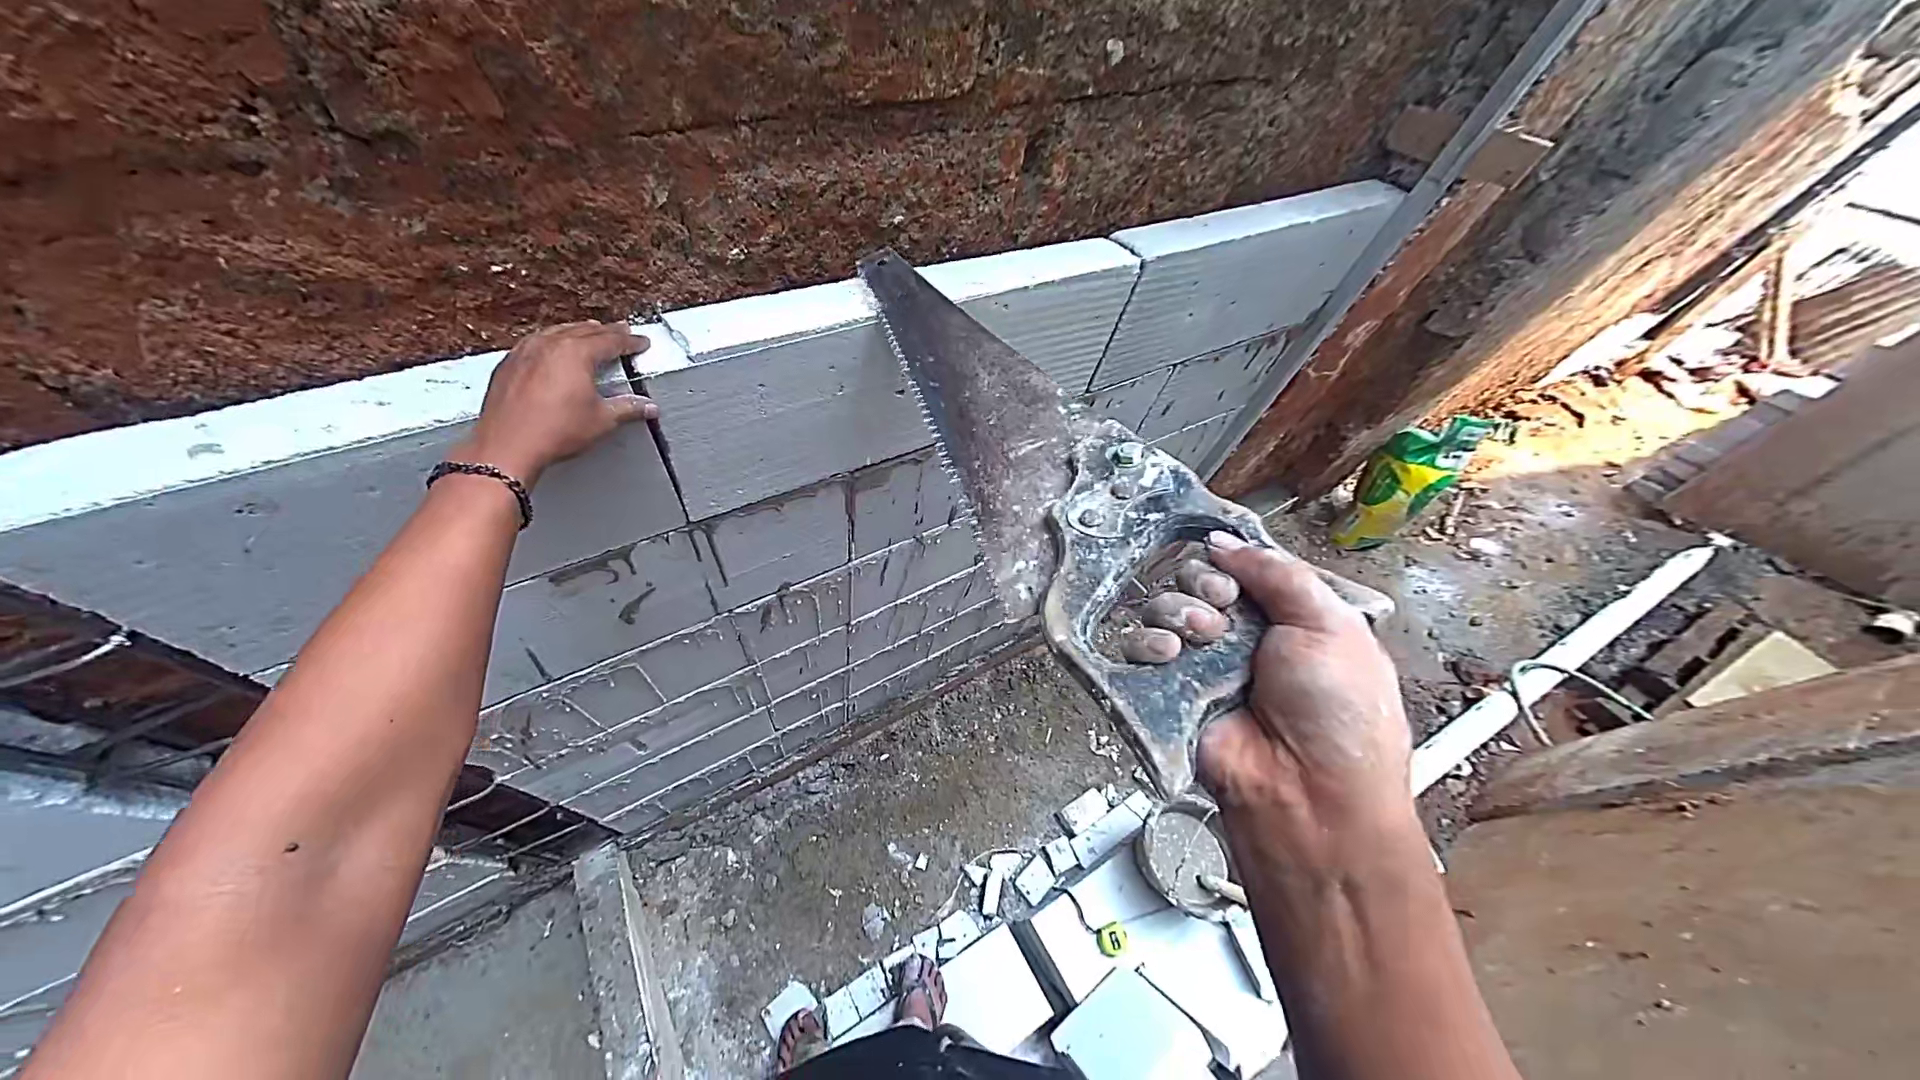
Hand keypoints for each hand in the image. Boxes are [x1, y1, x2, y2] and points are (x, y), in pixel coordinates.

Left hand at [453, 321, 656, 483]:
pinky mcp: (509, 365)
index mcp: (575, 353)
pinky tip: (553, 347)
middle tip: (621, 330)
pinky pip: (534, 342)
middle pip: (584, 330)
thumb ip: (628, 408)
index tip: (640, 342)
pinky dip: (551, 341)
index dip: (630, 341)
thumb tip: (646, 406)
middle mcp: (549, 345)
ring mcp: (525, 352)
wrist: (508, 445)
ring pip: (557, 332)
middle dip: (606, 331)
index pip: (611, 341)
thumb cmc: (551, 431)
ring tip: (589, 332)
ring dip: (577, 331)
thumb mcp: (602, 420)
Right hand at [1134, 533, 1415, 864]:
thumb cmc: (1340, 719)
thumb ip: (1279, 572)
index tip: (1232, 571)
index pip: (1240, 567)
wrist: (1309, 793)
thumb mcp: (1331, 625)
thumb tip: (1227, 542)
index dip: (1230, 561)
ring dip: (1178, 614)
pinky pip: (1141, 649)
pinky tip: (1171, 654)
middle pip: (1196, 582)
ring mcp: (1204, 664)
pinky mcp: (1171, 690)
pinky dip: (1148, 643)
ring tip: (1202, 639)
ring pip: (1164, 609)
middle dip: (1203, 586)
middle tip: (1221, 609)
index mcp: (1287, 617)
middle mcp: (1242, 638)